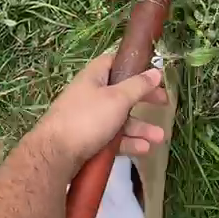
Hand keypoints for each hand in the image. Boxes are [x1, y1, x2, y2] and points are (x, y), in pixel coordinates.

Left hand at [22, 52, 168, 174]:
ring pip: (119, 119)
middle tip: (164, 103)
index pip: (115, 62)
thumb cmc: (87, 118)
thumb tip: (156, 71)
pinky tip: (143, 149)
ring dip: (140, 127)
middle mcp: (90, 95)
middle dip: (144, 100)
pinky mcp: (87, 141)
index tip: (153, 73)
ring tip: (159, 137)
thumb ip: (139, 86)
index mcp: (94, 77)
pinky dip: (127, 142)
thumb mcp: (118, 98)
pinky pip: (112, 138)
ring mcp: (88, 119)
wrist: (54, 156)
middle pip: (122, 93)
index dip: (134, 66)